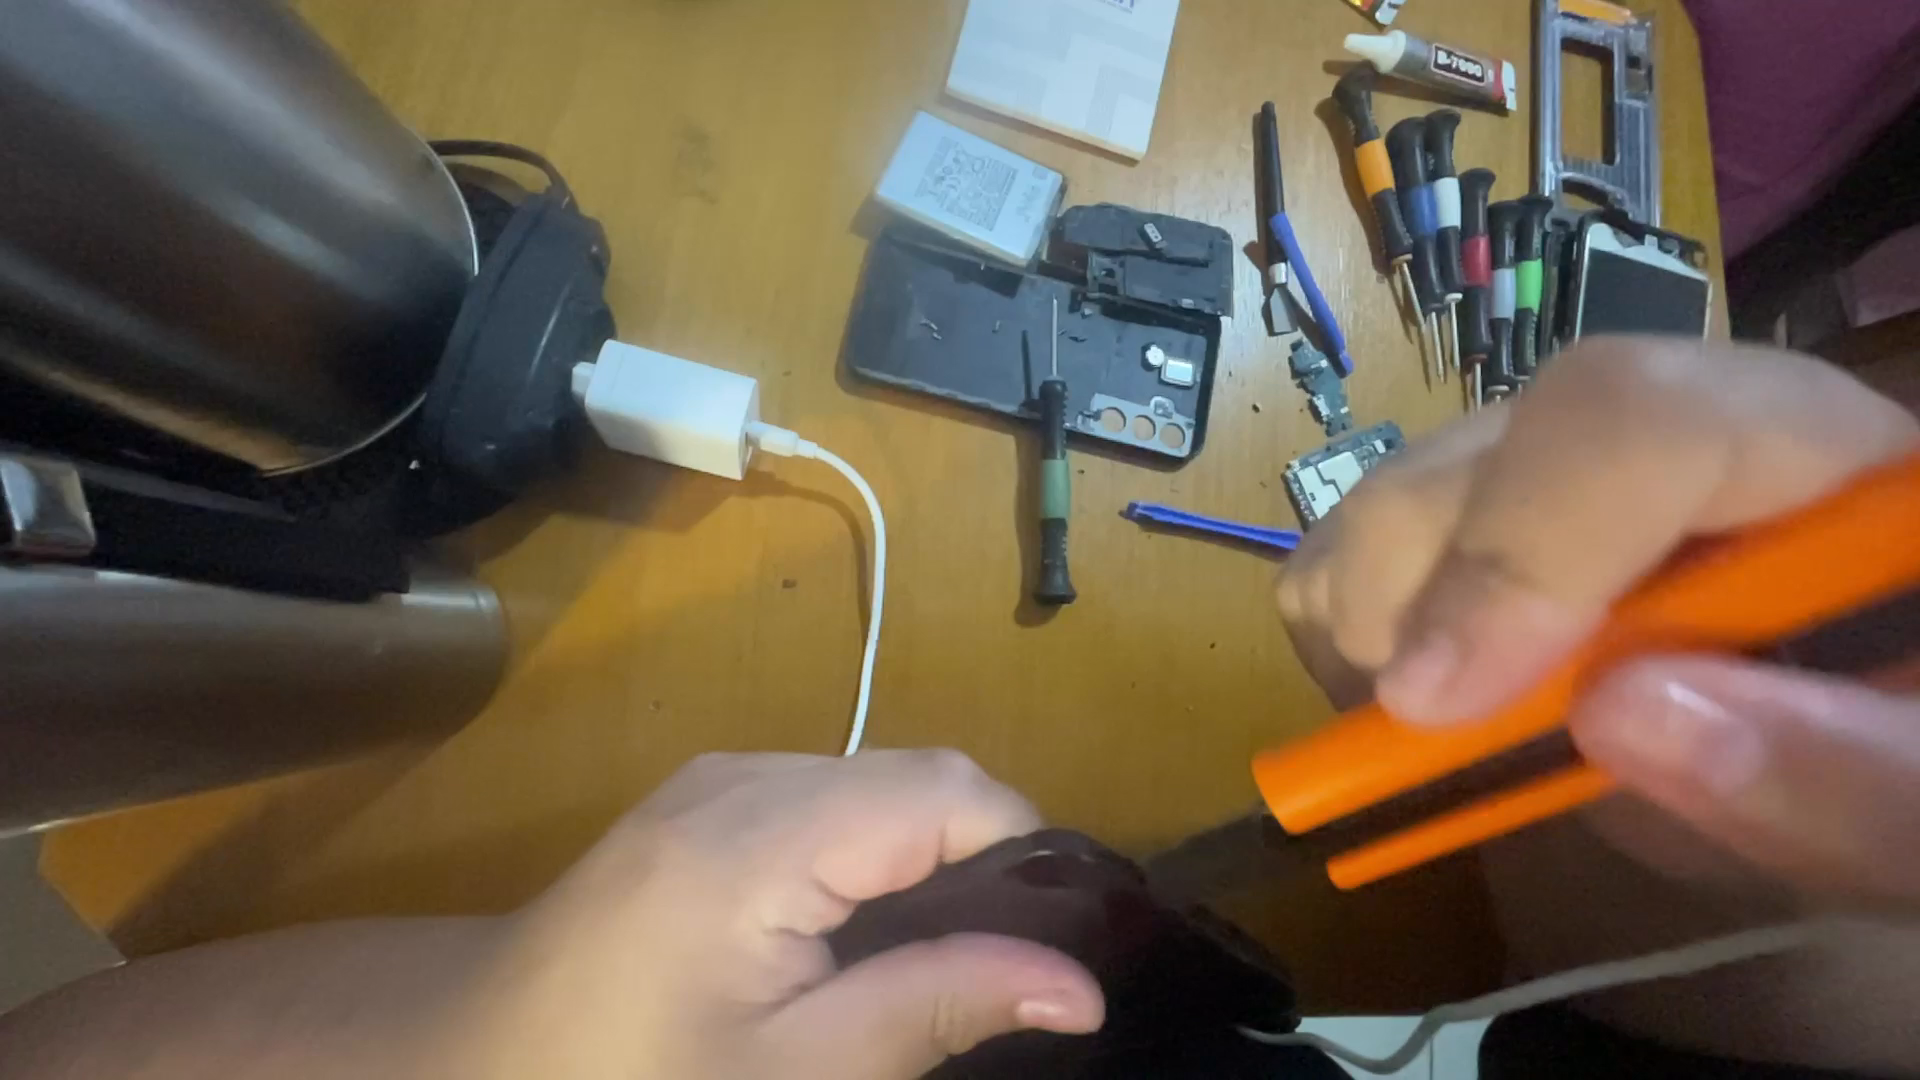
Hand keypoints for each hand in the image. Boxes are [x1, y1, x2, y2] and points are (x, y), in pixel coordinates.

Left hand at [477, 750, 1103, 1079]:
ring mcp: (724, 773)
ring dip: (927, 844)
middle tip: (998, 952)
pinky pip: (829, 792)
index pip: (941, 790)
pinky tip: (855, 914)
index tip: (1052, 931)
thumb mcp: (795, 1076)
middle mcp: (748, 772)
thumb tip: (1078, 985)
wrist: (459, 1073)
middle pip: (914, 773)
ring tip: (933, 941)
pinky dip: (873, 839)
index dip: (1018, 844)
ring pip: (877, 778)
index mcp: (762, 834)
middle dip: (979, 846)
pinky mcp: (711, 791)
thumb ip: (936, 1004)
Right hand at [1277, 339, 1919, 906]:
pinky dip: (1335, 636)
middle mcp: (1633, 437)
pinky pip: (1327, 556)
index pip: (1628, 418)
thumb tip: (1623, 713)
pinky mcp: (1436, 524)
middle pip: (1454, 465)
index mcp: (1810, 458)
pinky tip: (1414, 688)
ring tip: (1450, 725)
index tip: (1436, 699)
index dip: (1518, 548)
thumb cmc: (1904, 776)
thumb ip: (1860, 778)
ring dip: (1369, 633)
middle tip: (1433, 738)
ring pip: (1366, 507)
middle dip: (1411, 613)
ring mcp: (1516, 474)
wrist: (1821, 761)